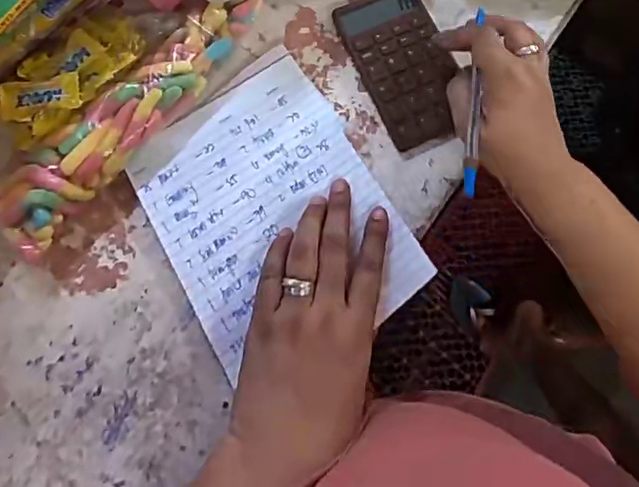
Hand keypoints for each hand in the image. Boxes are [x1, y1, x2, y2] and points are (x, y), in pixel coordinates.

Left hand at [208, 179, 387, 486]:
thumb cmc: (326, 426)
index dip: (374, 237)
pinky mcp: (262, 320)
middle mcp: (325, 314)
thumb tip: (357, 302)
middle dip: (341, 214)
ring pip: (305, 256)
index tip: (377, 211)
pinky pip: (271, 276)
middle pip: (336, 252)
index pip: (369, 271)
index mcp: (355, 332)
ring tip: (318, 199)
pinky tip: (285, 234)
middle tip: (341, 186)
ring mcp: (291, 314)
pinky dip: (279, 252)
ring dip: (313, 223)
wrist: (273, 452)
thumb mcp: (359, 380)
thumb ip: (359, 336)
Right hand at [436, 15, 573, 194]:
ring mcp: (540, 74)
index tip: (440, 44)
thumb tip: (461, 76)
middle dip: (484, 26)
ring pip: (527, 35)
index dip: (458, 35)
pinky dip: (518, 44)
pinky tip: (503, 57)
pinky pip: (534, 50)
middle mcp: (527, 66)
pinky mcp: (545, 84)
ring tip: (486, 38)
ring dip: (505, 31)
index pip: (482, 37)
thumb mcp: (467, 125)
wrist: (542, 173)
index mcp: (506, 73)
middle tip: (463, 35)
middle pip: (510, 27)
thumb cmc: (503, 152)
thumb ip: (458, 92)